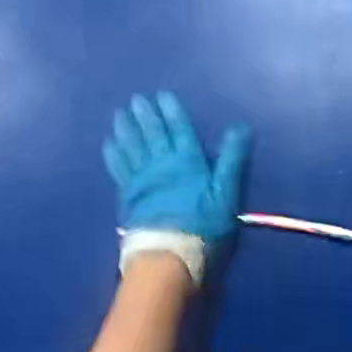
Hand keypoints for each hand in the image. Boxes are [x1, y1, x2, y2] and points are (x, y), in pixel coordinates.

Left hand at [102, 93, 250, 285]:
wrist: (168, 255)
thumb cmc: (203, 225)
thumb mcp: (226, 192)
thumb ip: (232, 159)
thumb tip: (240, 128)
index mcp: (187, 162)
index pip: (179, 130)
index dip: (172, 112)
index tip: (163, 96)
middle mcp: (162, 164)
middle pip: (152, 134)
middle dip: (145, 115)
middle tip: (136, 100)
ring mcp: (142, 179)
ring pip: (132, 147)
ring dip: (126, 129)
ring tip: (120, 114)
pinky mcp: (129, 196)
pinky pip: (119, 168)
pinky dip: (114, 153)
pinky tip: (110, 143)